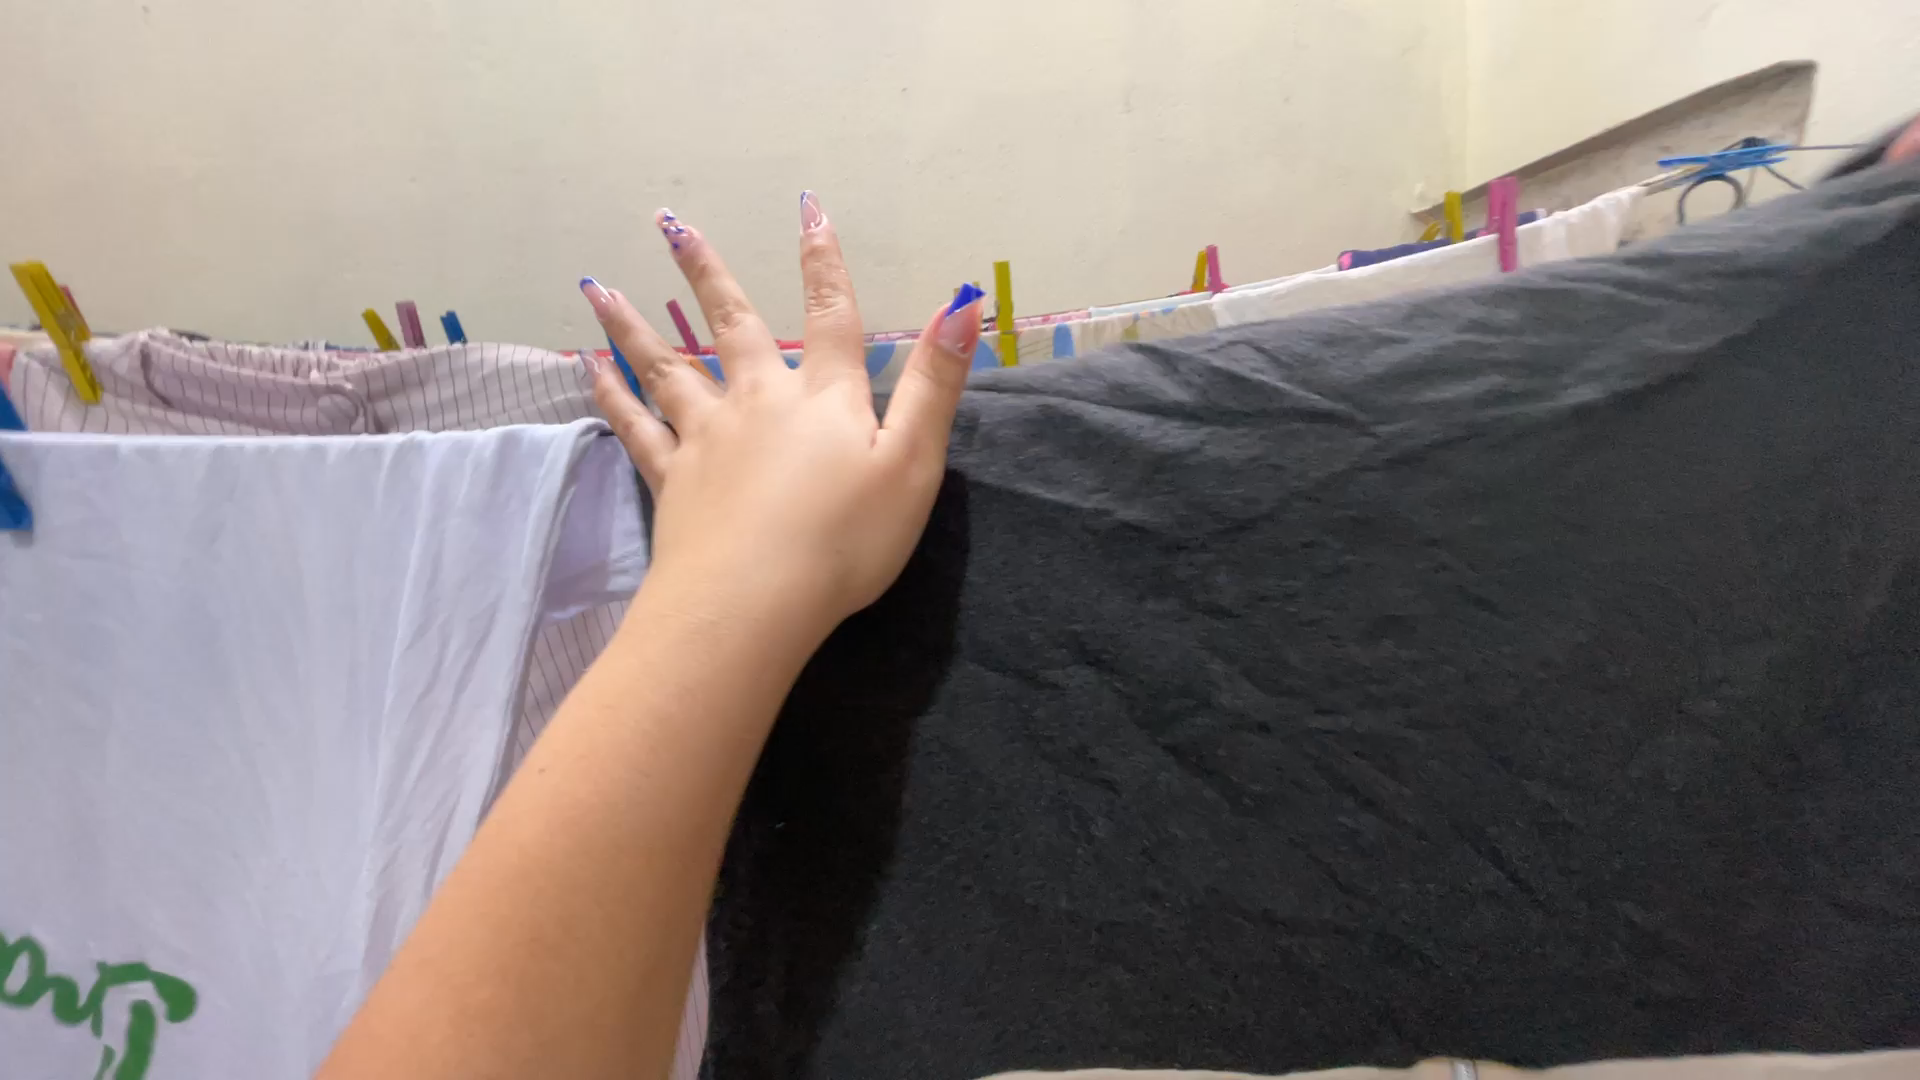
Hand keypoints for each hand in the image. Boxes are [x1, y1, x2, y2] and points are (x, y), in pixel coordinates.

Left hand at [579, 193, 982, 640]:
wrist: (757, 602)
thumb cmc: (847, 538)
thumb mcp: (913, 462)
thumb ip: (934, 383)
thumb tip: (962, 303)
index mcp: (823, 399)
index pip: (831, 317)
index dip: (826, 263)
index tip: (808, 208)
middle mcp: (760, 402)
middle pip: (733, 325)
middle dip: (707, 272)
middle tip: (669, 223)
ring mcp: (709, 439)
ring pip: (669, 369)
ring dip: (636, 326)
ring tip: (598, 289)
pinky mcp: (673, 480)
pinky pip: (638, 428)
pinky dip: (613, 398)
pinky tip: (590, 372)